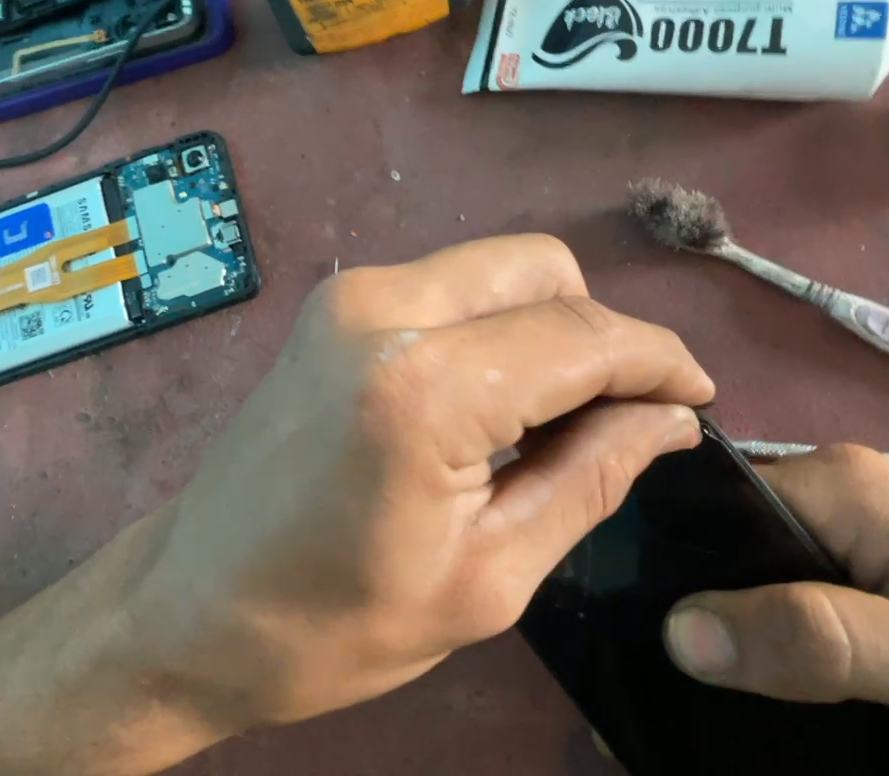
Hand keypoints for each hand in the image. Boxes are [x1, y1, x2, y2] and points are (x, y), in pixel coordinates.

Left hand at [136, 235, 714, 734]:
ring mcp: (352, 292)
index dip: (657, 360)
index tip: (697, 398)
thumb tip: (666, 417)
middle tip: (614, 417)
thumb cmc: (334, 622)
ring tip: (550, 418)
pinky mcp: (337, 302)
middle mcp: (384, 304)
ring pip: (499, 267)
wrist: (191, 602)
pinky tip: (491, 398)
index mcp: (423, 383)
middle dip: (599, 333)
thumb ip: (589, 477)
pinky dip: (496, 324)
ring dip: (547, 325)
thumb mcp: (487, 576)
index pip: (580, 336)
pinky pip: (452, 285)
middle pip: (543, 270)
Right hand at [662, 446, 888, 775]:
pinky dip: (769, 650)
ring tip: (683, 698)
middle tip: (651, 684)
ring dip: (729, 636)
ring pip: (753, 581)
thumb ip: (820, 640)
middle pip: (724, 544)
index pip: (710, 506)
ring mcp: (852, 541)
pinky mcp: (870, 586)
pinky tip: (749, 696)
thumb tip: (680, 631)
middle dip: (691, 609)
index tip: (625, 632)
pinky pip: (790, 608)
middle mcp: (832, 498)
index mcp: (836, 486)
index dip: (665, 564)